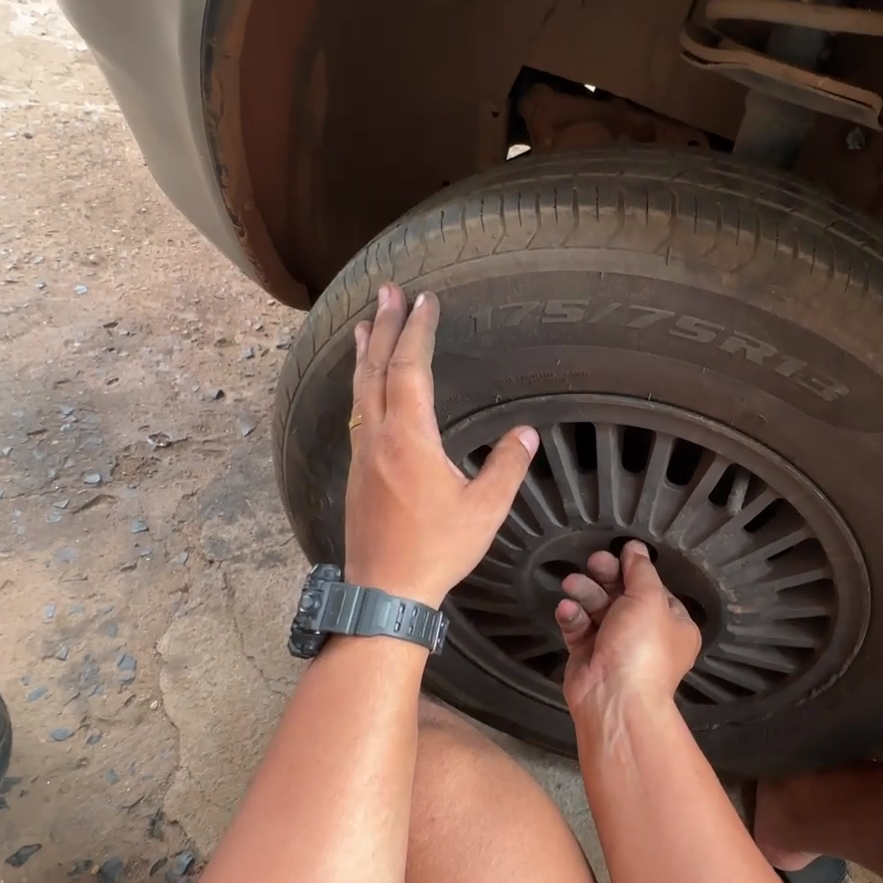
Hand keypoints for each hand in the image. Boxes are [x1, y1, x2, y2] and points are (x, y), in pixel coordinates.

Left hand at [342, 283, 537, 607]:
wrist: (385, 591)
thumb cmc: (437, 549)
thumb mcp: (485, 509)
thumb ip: (506, 466)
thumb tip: (526, 433)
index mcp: (409, 439)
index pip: (411, 369)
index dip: (418, 331)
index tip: (425, 300)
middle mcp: (378, 438)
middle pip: (376, 369)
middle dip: (385, 326)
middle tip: (388, 290)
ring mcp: (362, 455)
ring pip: (359, 391)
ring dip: (366, 353)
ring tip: (367, 324)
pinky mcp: (356, 474)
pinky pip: (356, 413)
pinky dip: (362, 385)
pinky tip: (366, 388)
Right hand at [556, 542, 703, 719]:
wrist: (614, 697)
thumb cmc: (642, 646)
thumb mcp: (649, 598)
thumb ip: (640, 569)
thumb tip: (636, 547)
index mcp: (673, 623)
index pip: (654, 588)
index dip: (636, 570)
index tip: (620, 553)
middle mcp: (646, 634)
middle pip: (623, 594)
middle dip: (606, 576)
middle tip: (594, 562)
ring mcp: (615, 644)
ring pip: (598, 608)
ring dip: (585, 592)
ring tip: (571, 584)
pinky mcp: (588, 654)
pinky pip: (579, 627)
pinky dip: (572, 616)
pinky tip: (567, 609)